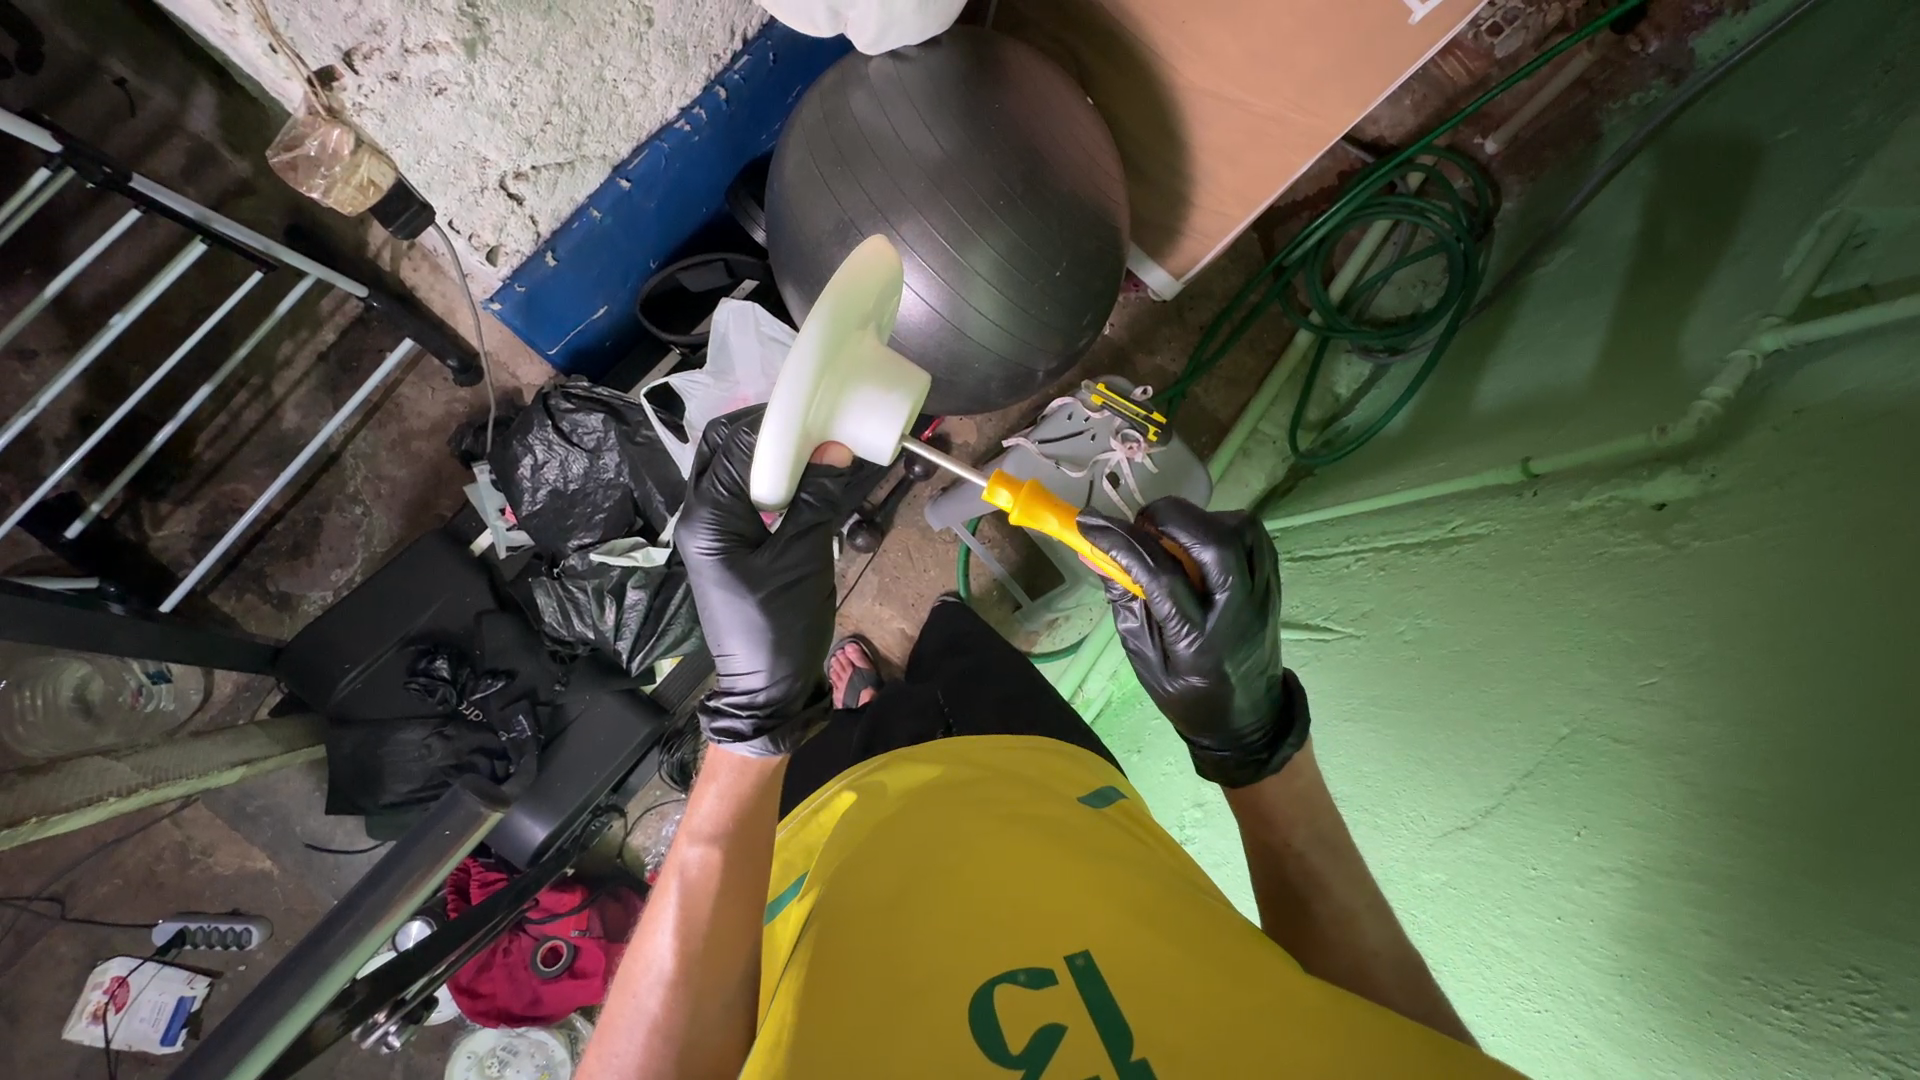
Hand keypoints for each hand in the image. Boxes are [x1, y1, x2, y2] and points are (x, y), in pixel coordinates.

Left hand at [677, 406, 878, 755]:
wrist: (766, 686)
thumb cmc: (780, 624)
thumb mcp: (804, 558)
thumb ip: (815, 499)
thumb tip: (834, 446)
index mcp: (708, 517)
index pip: (733, 446)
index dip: (773, 421)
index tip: (815, 407)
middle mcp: (698, 516)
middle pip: (720, 450)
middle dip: (763, 429)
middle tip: (810, 421)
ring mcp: (708, 532)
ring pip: (729, 470)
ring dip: (766, 453)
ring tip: (811, 443)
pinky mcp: (725, 545)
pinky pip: (741, 496)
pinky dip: (768, 480)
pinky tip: (800, 479)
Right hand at [1079, 497, 1308, 786]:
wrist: (1248, 716)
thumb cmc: (1186, 693)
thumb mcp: (1143, 657)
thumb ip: (1123, 601)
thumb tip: (1093, 552)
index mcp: (1196, 639)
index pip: (1159, 576)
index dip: (1121, 542)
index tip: (1087, 522)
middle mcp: (1236, 610)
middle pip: (1213, 543)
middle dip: (1168, 518)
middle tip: (1140, 526)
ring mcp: (1262, 593)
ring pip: (1239, 529)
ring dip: (1197, 519)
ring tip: (1169, 534)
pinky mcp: (1273, 582)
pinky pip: (1252, 534)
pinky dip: (1219, 524)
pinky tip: (1195, 540)